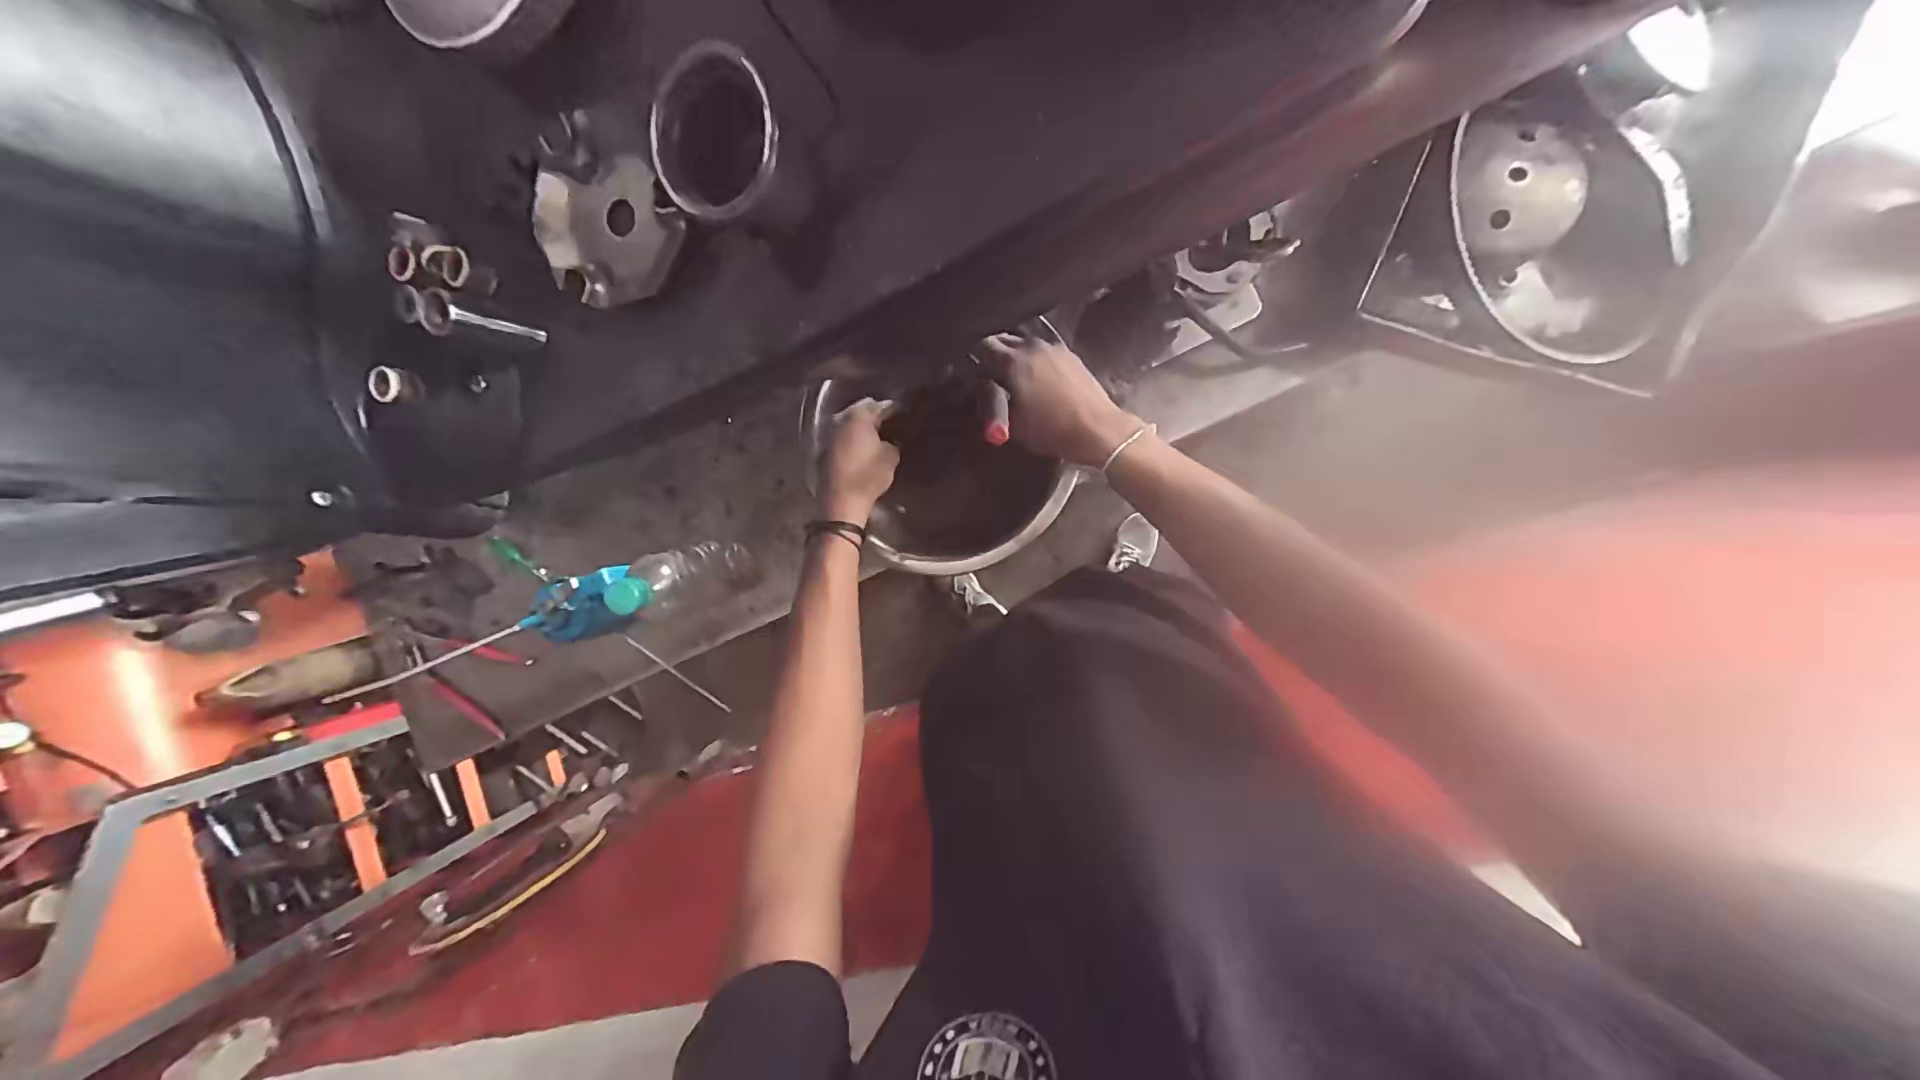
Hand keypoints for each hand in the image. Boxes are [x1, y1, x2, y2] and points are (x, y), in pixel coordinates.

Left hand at [818, 397, 899, 523]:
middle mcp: (838, 419)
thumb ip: (890, 441)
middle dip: (871, 417)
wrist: (840, 501)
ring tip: (872, 438)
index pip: (878, 405)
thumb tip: (885, 440)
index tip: (899, 415)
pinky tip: (858, 449)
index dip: (890, 410)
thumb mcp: (890, 457)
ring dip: (857, 429)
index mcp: (857, 416)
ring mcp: (826, 433)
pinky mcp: (820, 450)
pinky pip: (839, 438)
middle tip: (886, 426)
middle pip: (858, 411)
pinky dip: (848, 440)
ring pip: (846, 424)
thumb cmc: (868, 475)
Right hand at [977, 335, 1141, 467]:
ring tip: (1015, 375)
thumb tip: (986, 393)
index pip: (983, 347)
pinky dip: (1035, 359)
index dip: (975, 358)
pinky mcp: (1071, 356)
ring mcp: (1054, 349)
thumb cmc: (1052, 430)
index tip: (973, 371)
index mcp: (1013, 361)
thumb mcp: (1013, 425)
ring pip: (1026, 343)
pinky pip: (1044, 351)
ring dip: (1017, 355)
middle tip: (991, 372)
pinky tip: (1038, 377)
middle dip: (995, 353)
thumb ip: (994, 405)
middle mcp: (1032, 347)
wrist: (1098, 429)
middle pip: (1004, 339)